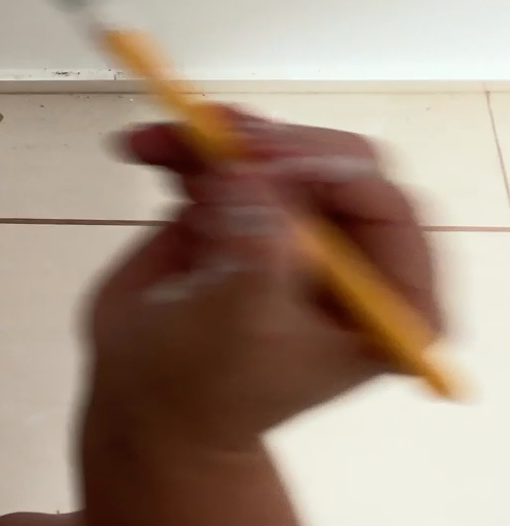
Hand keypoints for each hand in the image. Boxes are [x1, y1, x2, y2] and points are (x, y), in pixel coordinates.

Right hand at [86, 111, 443, 452]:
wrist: (139, 398)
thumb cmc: (202, 381)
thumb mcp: (237, 322)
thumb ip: (254, 248)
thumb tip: (245, 168)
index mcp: (385, 294)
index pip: (378, 202)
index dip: (319, 167)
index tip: (249, 155)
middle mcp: (339, 256)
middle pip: (317, 167)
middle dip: (259, 143)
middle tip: (204, 127)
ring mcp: (274, 235)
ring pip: (252, 160)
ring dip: (203, 139)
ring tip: (149, 136)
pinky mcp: (220, 223)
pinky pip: (205, 171)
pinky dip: (173, 152)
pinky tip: (140, 148)